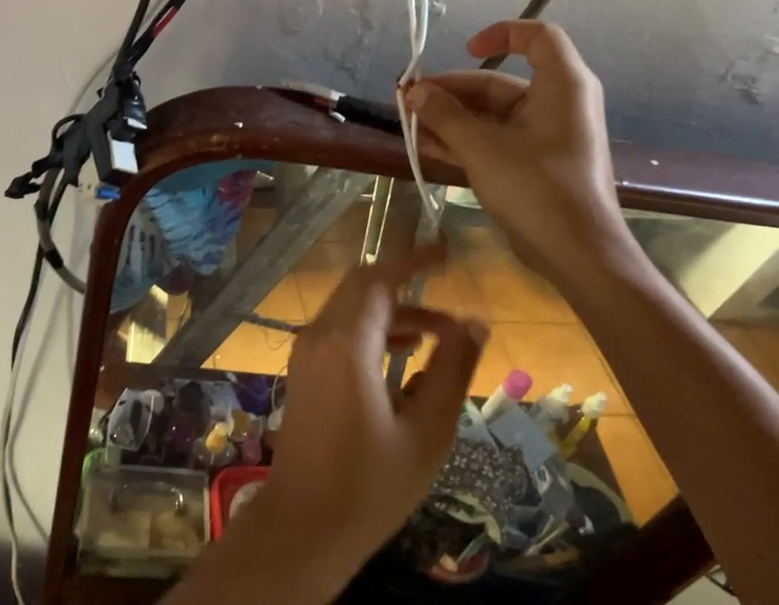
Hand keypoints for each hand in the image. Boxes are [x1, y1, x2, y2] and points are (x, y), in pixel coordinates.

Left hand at [253, 255, 487, 576]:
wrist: (304, 524)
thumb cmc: (372, 484)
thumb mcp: (428, 430)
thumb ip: (453, 369)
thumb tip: (475, 321)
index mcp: (347, 343)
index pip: (380, 279)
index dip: (414, 260)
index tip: (448, 253)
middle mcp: (319, 336)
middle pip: (361, 286)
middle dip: (405, 282)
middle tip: (447, 286)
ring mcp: (306, 353)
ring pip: (349, 308)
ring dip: (392, 310)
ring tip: (440, 334)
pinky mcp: (304, 371)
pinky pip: (339, 331)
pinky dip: (372, 329)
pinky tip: (405, 355)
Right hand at [407, 19, 632, 285]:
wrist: (577, 253)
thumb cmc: (537, 188)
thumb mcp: (483, 148)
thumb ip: (445, 116)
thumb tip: (413, 92)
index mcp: (562, 86)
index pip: (537, 37)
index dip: (501, 33)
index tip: (464, 49)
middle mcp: (557, 104)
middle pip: (498, 82)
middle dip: (450, 91)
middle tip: (406, 100)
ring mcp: (545, 136)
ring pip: (490, 115)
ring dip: (449, 118)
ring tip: (406, 123)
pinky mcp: (533, 164)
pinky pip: (494, 140)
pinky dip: (462, 140)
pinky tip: (424, 146)